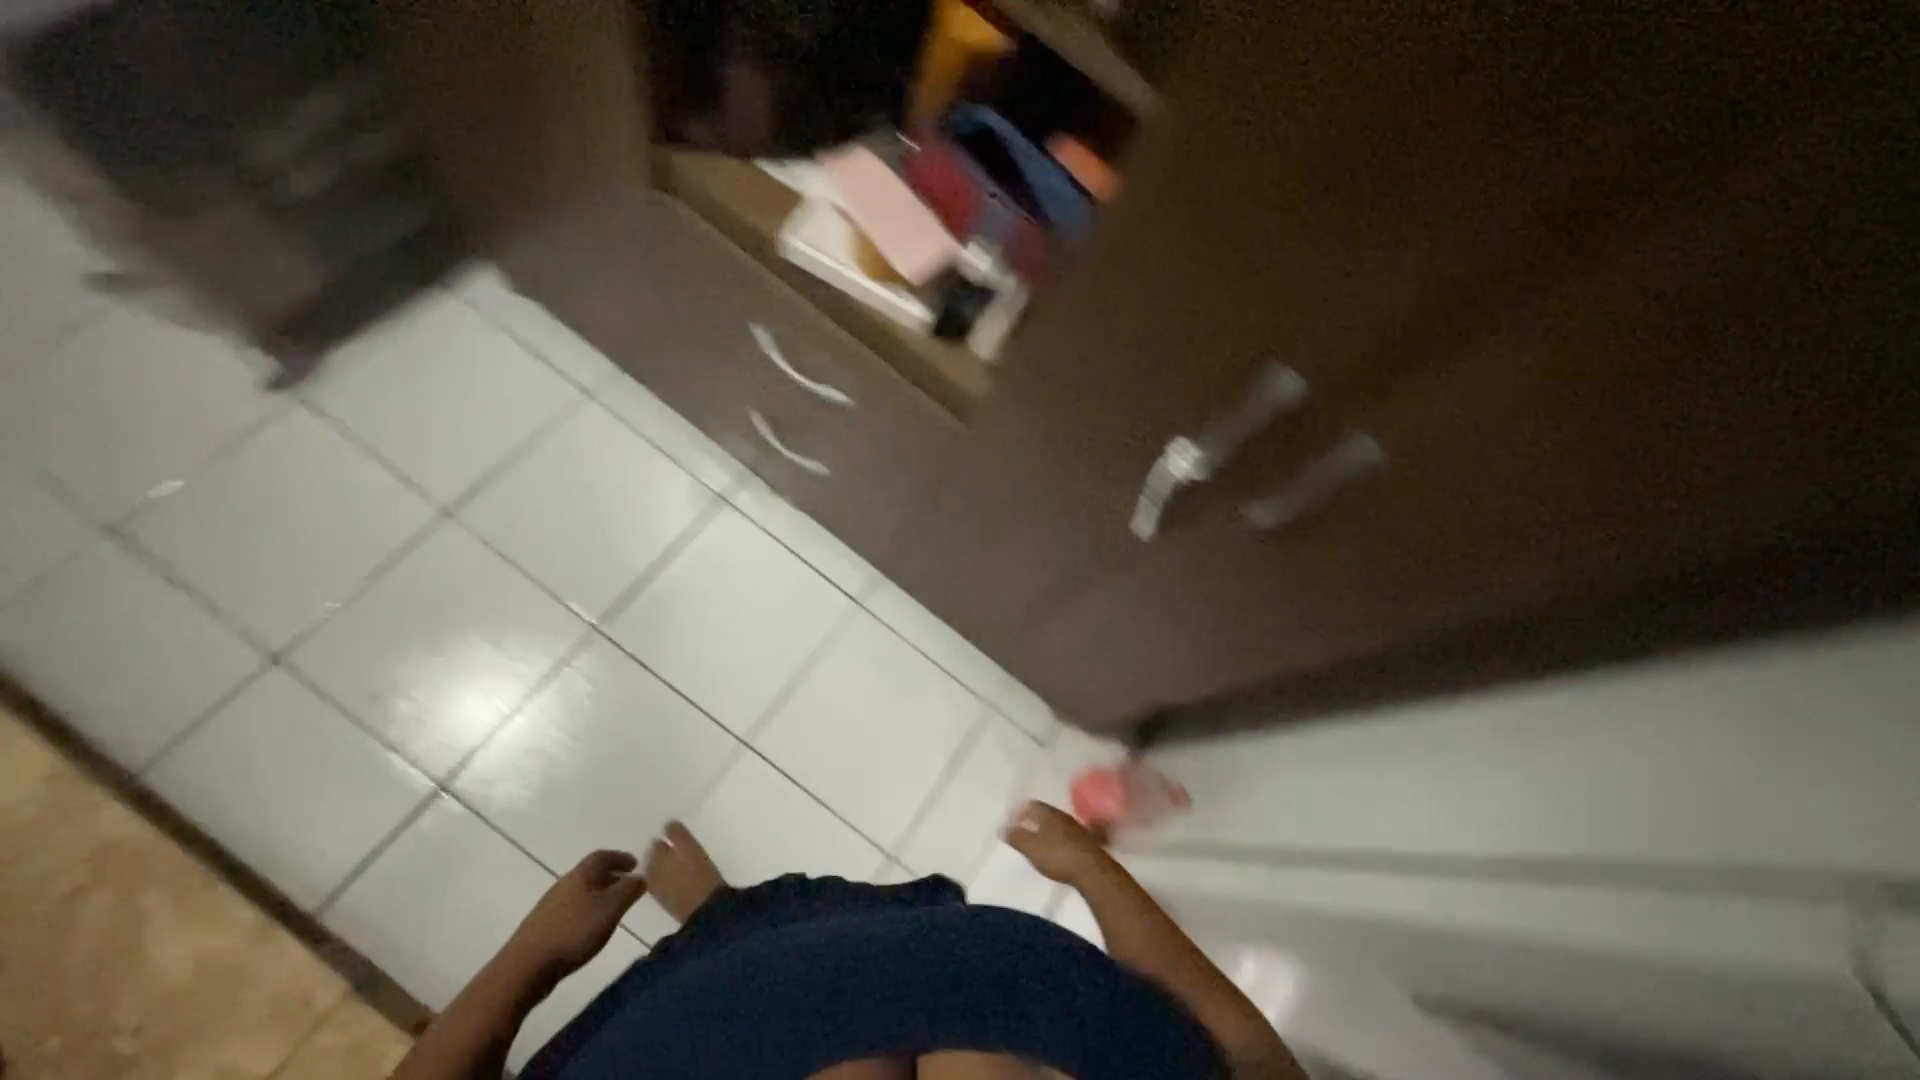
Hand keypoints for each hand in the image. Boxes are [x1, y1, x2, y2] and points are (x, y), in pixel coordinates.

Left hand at [501, 850, 647, 982]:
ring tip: (613, 908)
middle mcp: (563, 885)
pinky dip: (586, 910)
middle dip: (610, 876)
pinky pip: (571, 909)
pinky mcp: (543, 927)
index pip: (602, 856)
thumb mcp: (611, 909)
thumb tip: (641, 876)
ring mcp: (550, 907)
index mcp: (580, 875)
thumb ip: (629, 890)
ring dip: (598, 894)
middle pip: (589, 873)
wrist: (525, 967)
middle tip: (628, 885)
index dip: (620, 857)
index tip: (635, 864)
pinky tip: (590, 928)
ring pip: (580, 892)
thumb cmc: (574, 932)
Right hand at [1002, 800, 1112, 885]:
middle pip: (1045, 814)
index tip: (1011, 821)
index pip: (1031, 805)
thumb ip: (1015, 837)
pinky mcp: (1086, 844)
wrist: (1093, 871)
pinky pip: (1066, 837)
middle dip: (1032, 821)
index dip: (1019, 811)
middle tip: (1022, 830)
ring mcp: (1077, 829)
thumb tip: (1002, 827)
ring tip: (1037, 843)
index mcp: (1048, 813)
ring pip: (1056, 825)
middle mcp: (1063, 817)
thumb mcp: (1030, 848)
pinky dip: (1056, 841)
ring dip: (1045, 831)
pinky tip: (1055, 853)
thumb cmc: (1057, 856)